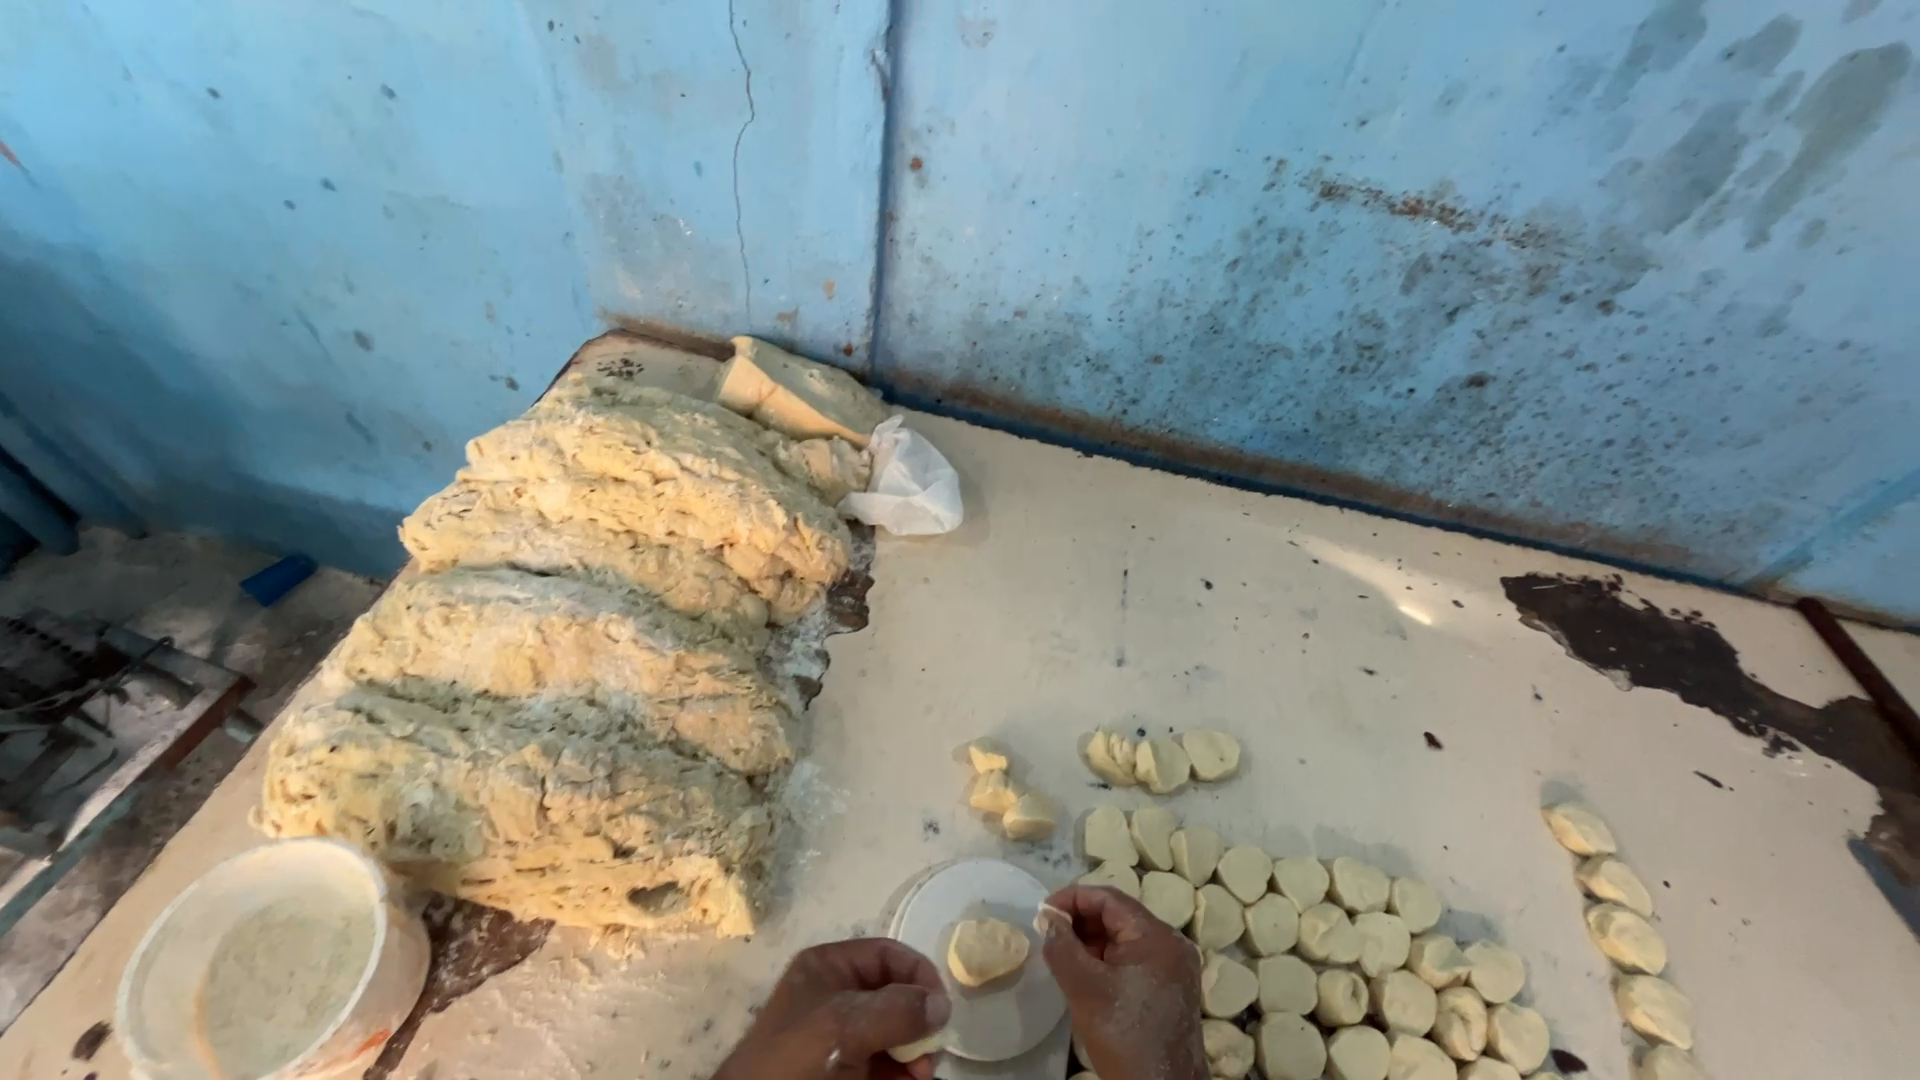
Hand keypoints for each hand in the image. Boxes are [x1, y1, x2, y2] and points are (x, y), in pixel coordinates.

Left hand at [710, 939, 952, 1079]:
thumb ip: (896, 1009)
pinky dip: (903, 1075)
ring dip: (916, 1054)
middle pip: (896, 996)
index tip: (941, 1010)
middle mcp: (837, 996)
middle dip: (919, 1022)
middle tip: (930, 1054)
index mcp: (829, 968)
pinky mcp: (843, 1074)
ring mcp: (840, 1039)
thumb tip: (942, 1004)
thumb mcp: (844, 1026)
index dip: (919, 976)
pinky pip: (885, 1066)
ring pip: (895, 1035)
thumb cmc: (795, 1063)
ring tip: (921, 1076)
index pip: (888, 955)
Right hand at [1039, 885, 1207, 1079]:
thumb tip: (1048, 920)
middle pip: (1118, 916)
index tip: (1043, 912)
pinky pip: (1132, 958)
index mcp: (1156, 936)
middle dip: (1081, 921)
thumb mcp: (1084, 988)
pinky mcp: (1168, 986)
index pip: (1109, 899)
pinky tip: (1085, 973)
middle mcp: (1170, 943)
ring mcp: (1172, 966)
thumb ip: (1062, 947)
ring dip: (1091, 941)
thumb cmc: (1123, 1034)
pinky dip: (1106, 959)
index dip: (1072, 898)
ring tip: (1063, 954)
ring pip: (1123, 938)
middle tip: (1049, 934)